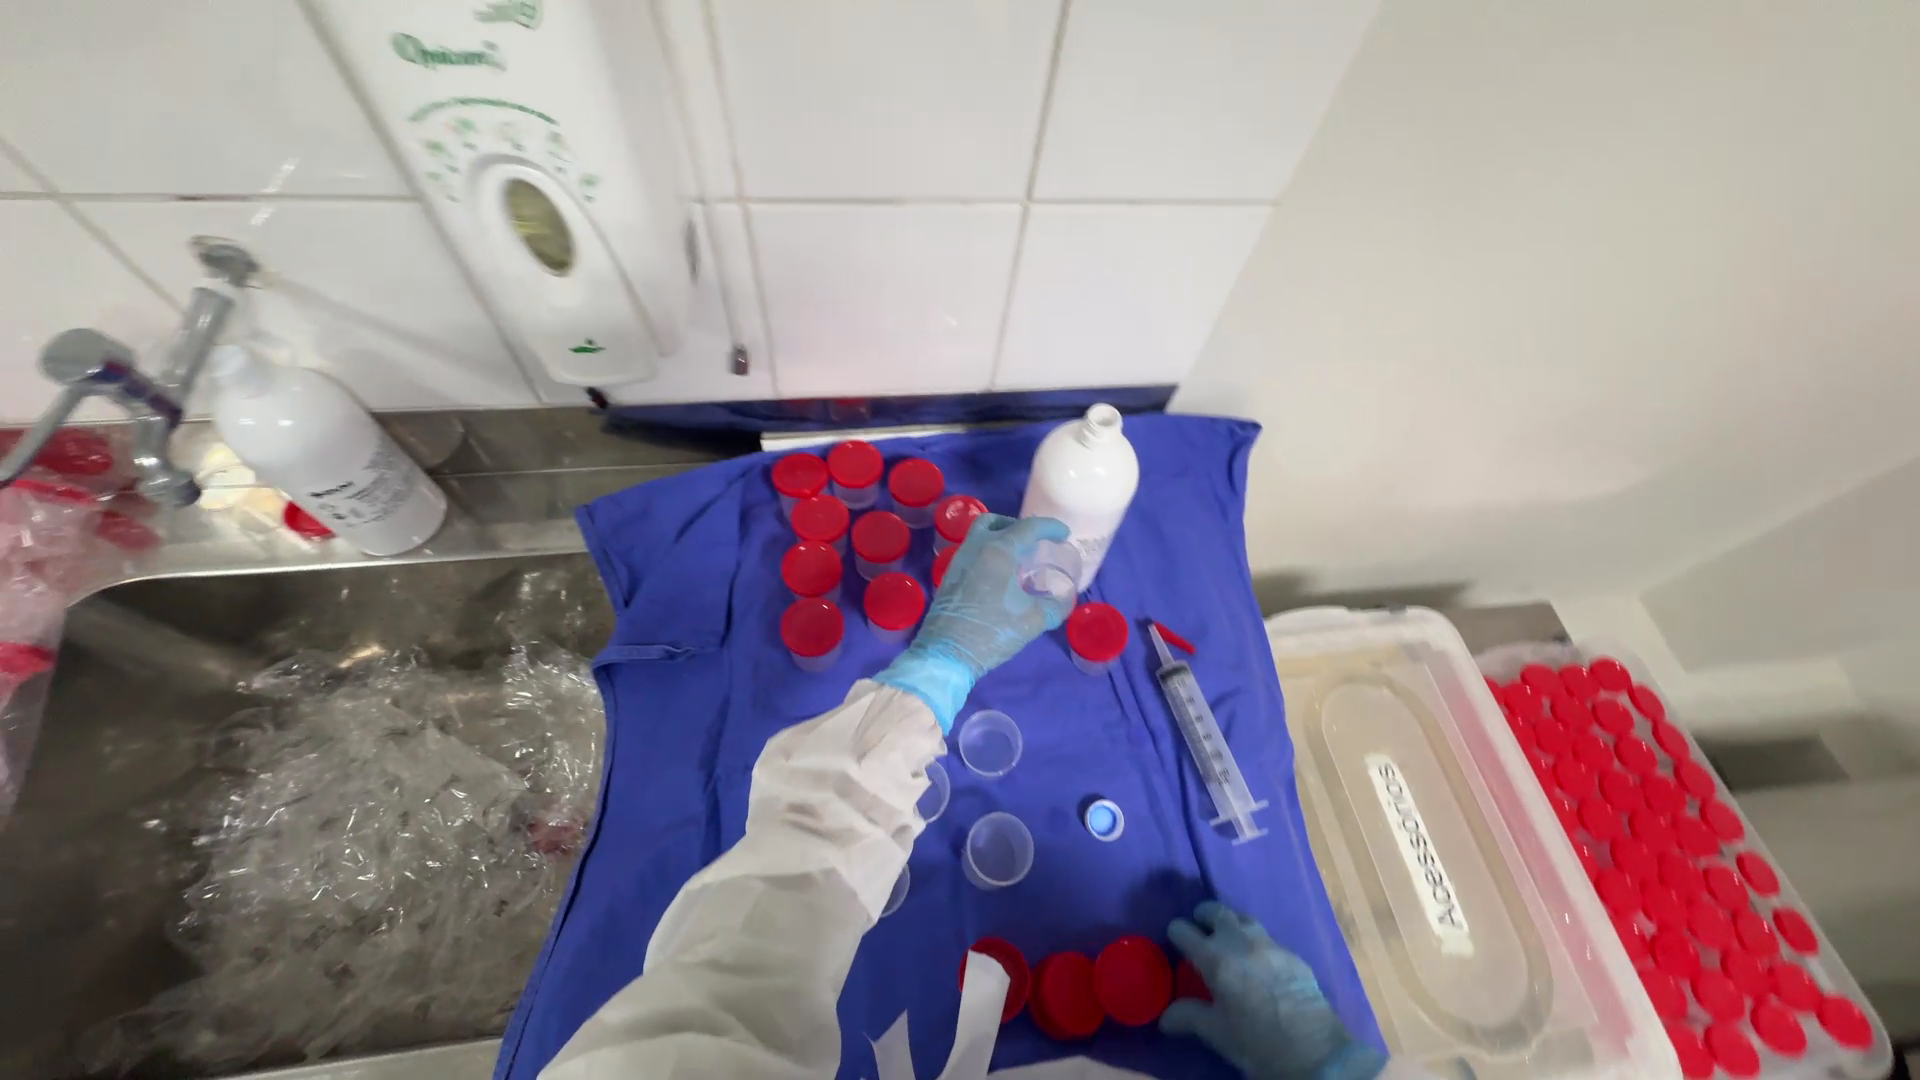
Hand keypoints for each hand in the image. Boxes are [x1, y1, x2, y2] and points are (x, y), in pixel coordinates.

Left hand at [874, 514, 1070, 730]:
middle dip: (1019, 526)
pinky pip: (972, 552)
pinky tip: (1001, 576)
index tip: (1064, 534)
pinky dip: (989, 553)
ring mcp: (959, 561)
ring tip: (1019, 559)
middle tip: (1035, 542)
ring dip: (1001, 538)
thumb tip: (1063, 600)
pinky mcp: (950, 577)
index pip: (1028, 527)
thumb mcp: (1033, 620)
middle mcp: (976, 548)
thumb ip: (1055, 606)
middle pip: (997, 522)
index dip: (1050, 527)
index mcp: (998, 551)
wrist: (946, 654)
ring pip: (980, 535)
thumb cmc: (992, 631)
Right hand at [1162, 902, 1385, 1079]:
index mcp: (1215, 958)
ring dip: (1231, 924)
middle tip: (1200, 932)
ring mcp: (1269, 944)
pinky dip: (1256, 943)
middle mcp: (1240, 941)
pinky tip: (1260, 964)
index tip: (1175, 943)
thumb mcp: (1219, 1035)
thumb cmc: (1260, 1046)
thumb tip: (1165, 1018)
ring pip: (1243, 917)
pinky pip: (1267, 938)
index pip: (1184, 930)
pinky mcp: (1293, 955)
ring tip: (1229, 942)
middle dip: (1202, 917)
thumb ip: (1189, 1017)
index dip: (1176, 934)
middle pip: (1215, 910)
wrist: (1319, 1055)